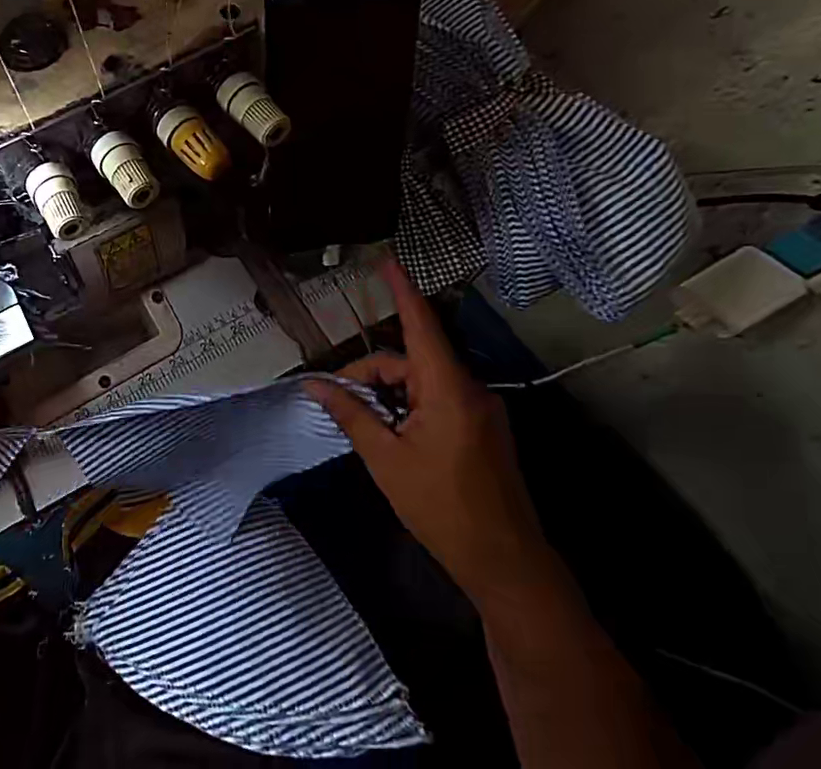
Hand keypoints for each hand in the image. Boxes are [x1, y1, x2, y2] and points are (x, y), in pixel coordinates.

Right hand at [305, 260, 560, 604]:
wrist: (505, 560)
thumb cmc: (441, 508)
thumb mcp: (385, 459)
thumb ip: (351, 414)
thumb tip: (316, 385)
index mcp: (448, 390)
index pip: (421, 325)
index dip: (401, 290)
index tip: (387, 260)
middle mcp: (469, 389)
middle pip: (412, 360)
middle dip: (372, 372)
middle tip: (337, 399)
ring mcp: (480, 409)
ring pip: (423, 381)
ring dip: (389, 393)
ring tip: (364, 426)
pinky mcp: (482, 428)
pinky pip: (438, 399)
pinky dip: (408, 405)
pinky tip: (391, 433)